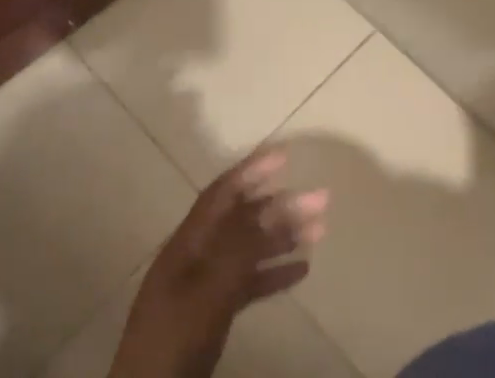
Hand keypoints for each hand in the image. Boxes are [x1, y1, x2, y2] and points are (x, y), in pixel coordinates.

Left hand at [111, 148, 328, 377]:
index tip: (285, 155)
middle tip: (320, 200)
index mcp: (186, 245)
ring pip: (247, 251)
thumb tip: (279, 204)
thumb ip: (244, 247)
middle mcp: (193, 258)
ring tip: (319, 231)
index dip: (251, 171)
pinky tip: (301, 271)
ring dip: (281, 238)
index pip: (220, 196)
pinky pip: (247, 283)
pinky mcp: (210, 314)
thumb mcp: (211, 290)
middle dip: (278, 206)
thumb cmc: (175, 340)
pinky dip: (272, 273)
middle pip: (240, 221)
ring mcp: (201, 287)